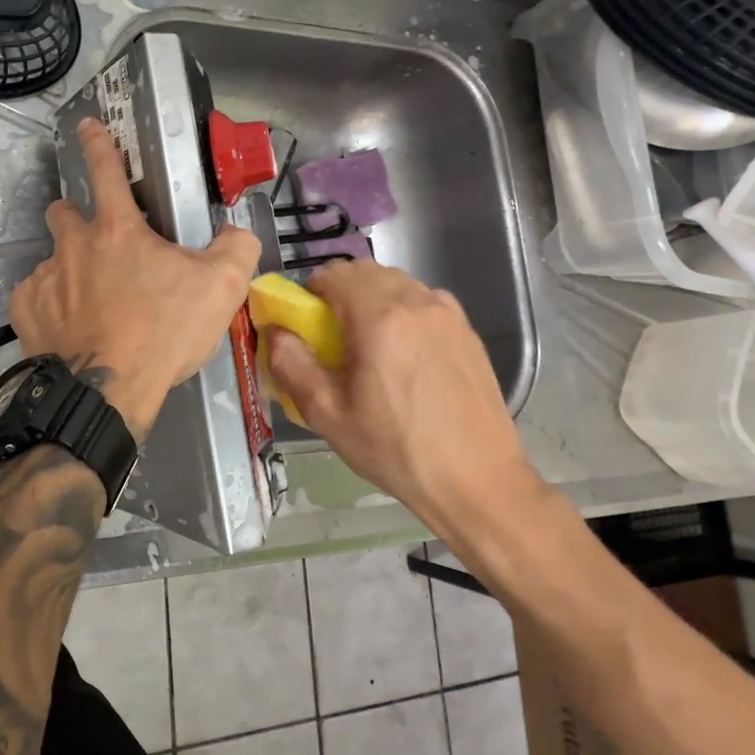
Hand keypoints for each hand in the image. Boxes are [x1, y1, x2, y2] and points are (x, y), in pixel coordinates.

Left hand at [9, 118, 259, 440]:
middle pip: (62, 212)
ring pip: (52, 260)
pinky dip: (51, 306)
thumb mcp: (220, 289)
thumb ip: (235, 248)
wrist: (105, 391)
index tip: (86, 126)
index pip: (105, 171)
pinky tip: (70, 330)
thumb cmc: (162, 334)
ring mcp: (45, 277)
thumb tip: (235, 231)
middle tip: (96, 245)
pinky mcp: (25, 310)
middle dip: (74, 217)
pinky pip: (36, 296)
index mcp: (117, 230)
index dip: (98, 143)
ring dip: (69, 270)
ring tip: (91, 305)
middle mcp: (73, 245)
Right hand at [263, 260, 542, 533]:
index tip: (306, 324)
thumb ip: (292, 364)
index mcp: (379, 318)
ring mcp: (448, 315)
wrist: (478, 482)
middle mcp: (416, 304)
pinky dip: (404, 311)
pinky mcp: (468, 332)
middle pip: (366, 272)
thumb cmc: (396, 449)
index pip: (334, 273)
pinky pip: (425, 301)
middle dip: (341, 291)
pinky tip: (403, 353)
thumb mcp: (327, 414)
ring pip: (397, 283)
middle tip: (332, 335)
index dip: (311, 292)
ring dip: (373, 298)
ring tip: (368, 344)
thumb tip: (275, 331)